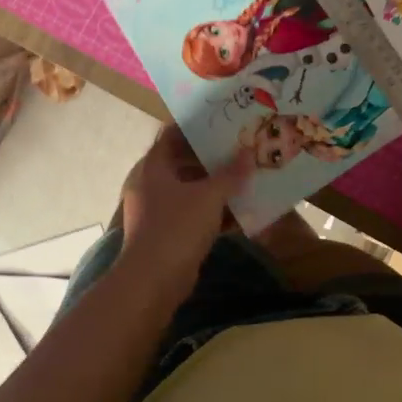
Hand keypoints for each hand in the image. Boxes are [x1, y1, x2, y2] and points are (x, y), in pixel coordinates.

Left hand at [118, 126, 250, 289]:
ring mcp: (158, 210)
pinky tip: (243, 212)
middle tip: (243, 147)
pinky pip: (194, 214)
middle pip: (185, 161)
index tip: (224, 120)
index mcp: (153, 166)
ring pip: (192, 189)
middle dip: (214, 157)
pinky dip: (214, 212)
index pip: (173, 134)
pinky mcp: (168, 233)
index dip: (197, 125)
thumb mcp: (209, 196)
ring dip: (217, 186)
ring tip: (248, 176)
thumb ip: (231, 173)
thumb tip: (250, 151)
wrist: (153, 282)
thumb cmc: (177, 227)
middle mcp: (152, 184)